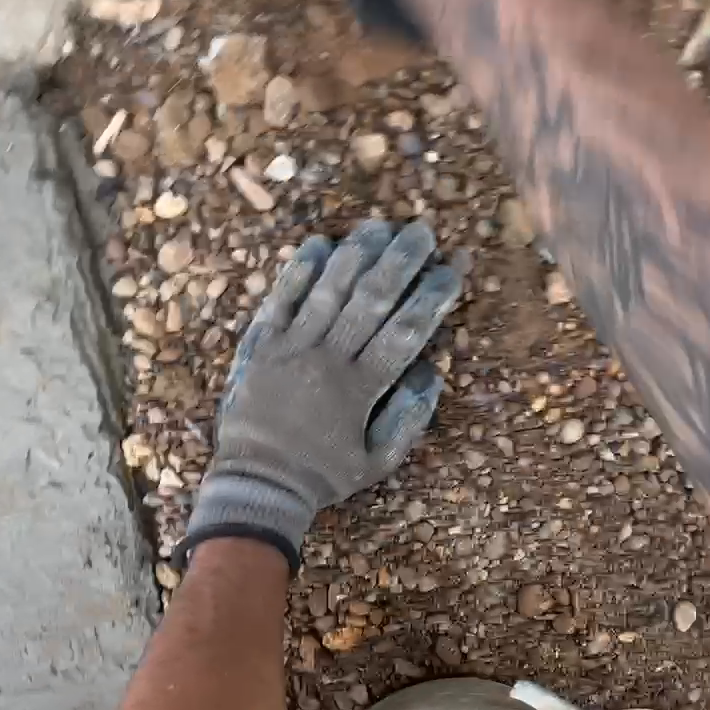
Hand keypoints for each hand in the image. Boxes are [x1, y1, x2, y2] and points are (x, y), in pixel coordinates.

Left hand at [175, 221, 461, 569]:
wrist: (257, 483)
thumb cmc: (322, 474)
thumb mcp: (378, 463)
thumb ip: (408, 419)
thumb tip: (430, 371)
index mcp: (361, 387)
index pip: (405, 330)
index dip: (432, 296)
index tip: (451, 268)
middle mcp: (328, 358)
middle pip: (370, 299)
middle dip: (400, 261)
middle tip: (422, 230)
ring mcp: (291, 347)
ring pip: (328, 290)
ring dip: (355, 255)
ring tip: (378, 226)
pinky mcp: (260, 344)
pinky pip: (280, 300)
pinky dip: (298, 271)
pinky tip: (318, 244)